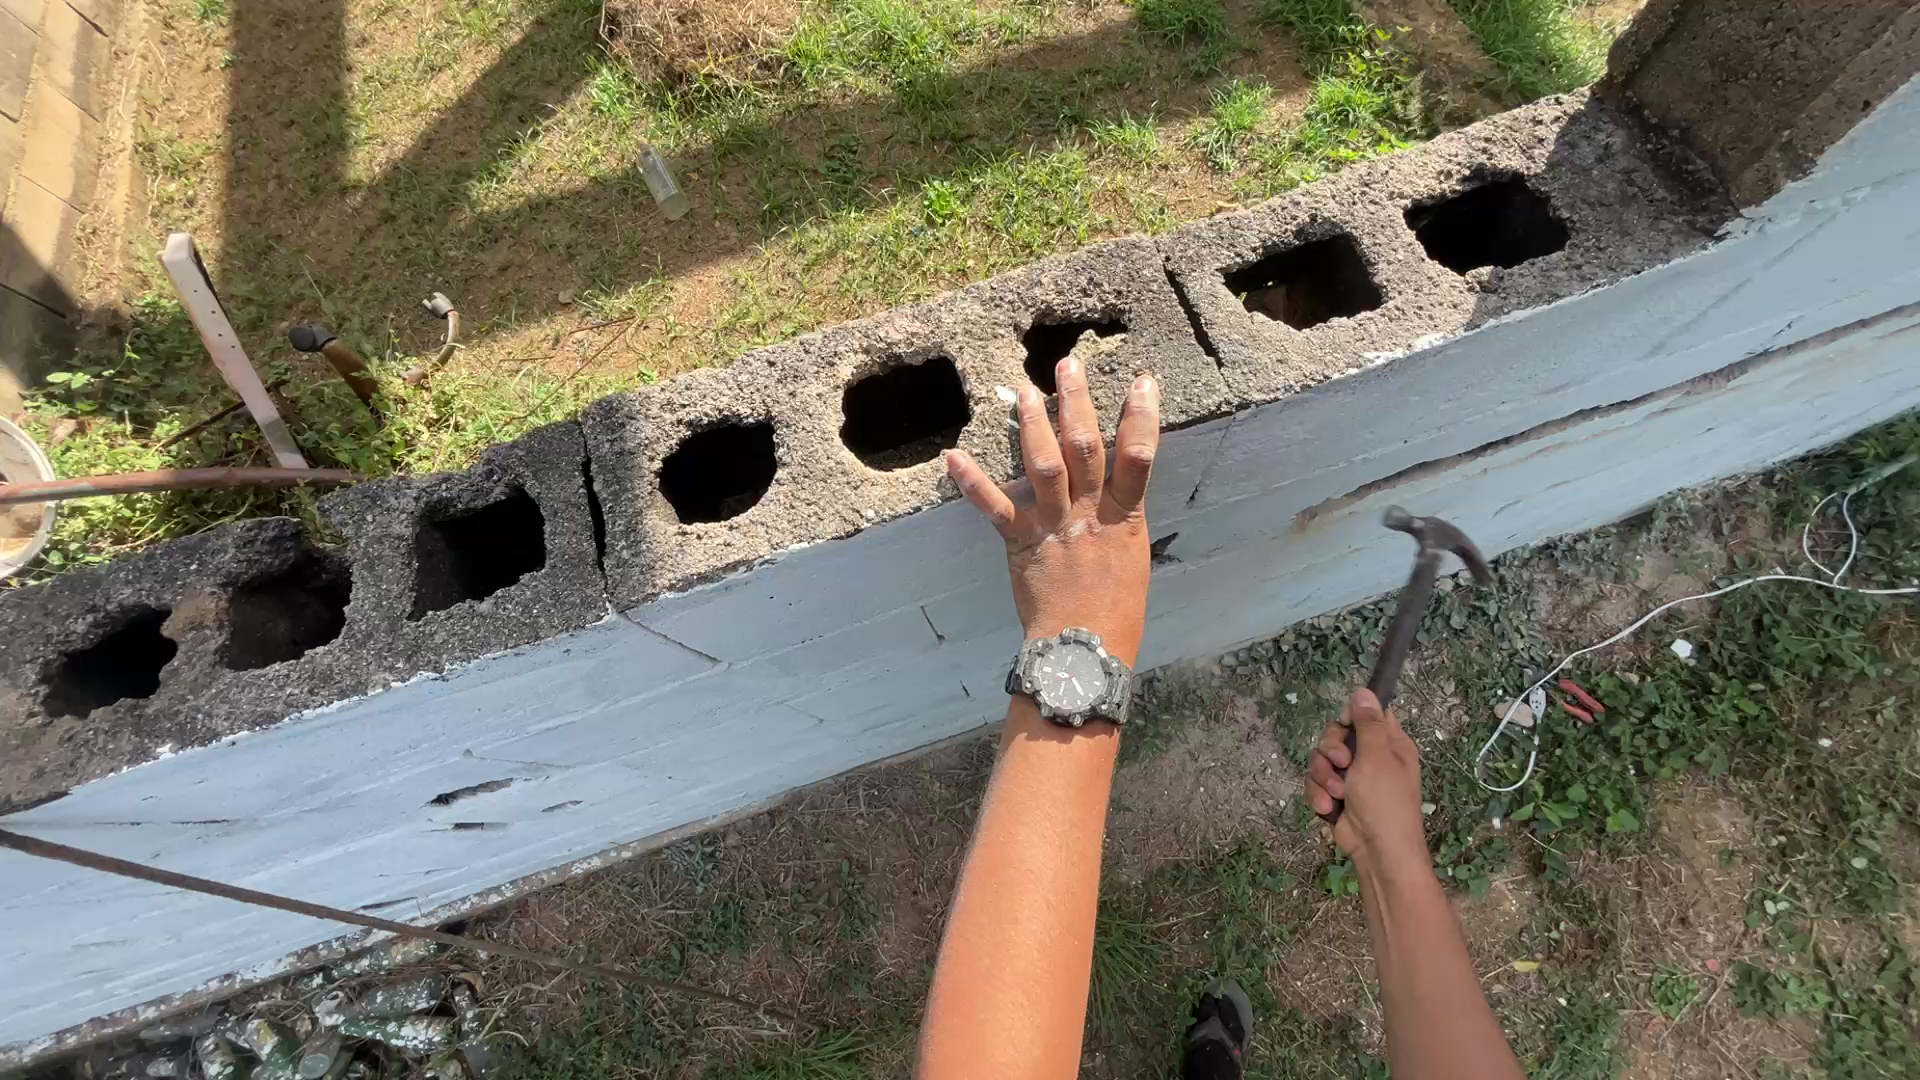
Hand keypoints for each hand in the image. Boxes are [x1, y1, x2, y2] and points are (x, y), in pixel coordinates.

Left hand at [943, 359, 1160, 665]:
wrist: (1083, 651)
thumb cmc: (1115, 613)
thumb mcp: (1131, 561)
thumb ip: (1117, 523)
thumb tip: (1110, 498)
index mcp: (1124, 518)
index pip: (1139, 456)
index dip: (1142, 416)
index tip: (1142, 380)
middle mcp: (1090, 514)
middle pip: (1085, 447)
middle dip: (1076, 402)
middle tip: (1068, 365)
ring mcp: (1054, 526)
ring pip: (1043, 465)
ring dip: (1033, 424)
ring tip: (1025, 390)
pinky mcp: (1021, 543)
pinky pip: (994, 507)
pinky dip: (972, 482)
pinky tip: (952, 456)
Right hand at [1307, 690, 1428, 872]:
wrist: (1377, 852)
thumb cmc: (1385, 803)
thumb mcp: (1377, 758)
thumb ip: (1368, 724)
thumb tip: (1365, 690)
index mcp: (1390, 745)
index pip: (1367, 715)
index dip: (1351, 718)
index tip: (1345, 728)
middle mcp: (1371, 757)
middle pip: (1336, 735)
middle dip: (1330, 751)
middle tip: (1340, 764)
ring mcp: (1352, 777)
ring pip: (1321, 759)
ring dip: (1323, 777)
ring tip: (1336, 794)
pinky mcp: (1336, 794)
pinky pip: (1315, 781)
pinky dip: (1318, 794)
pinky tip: (1328, 808)